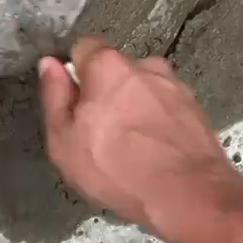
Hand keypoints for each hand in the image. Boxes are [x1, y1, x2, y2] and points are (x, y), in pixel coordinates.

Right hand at [38, 37, 242, 242]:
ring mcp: (174, 85)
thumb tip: (48, 65)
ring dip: (131, 109)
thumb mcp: (63, 140)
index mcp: (107, 66)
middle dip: (103, 94)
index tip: (70, 104)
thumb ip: (54, 97)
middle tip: (95, 135)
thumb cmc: (114, 168)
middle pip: (114, 71)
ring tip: (126, 149)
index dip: (72, 74)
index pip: (82, 48)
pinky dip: (153, 124)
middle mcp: (145, 65)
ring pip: (141, 90)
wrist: (185, 193)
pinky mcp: (194, 108)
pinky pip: (163, 109)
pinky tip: (150, 153)